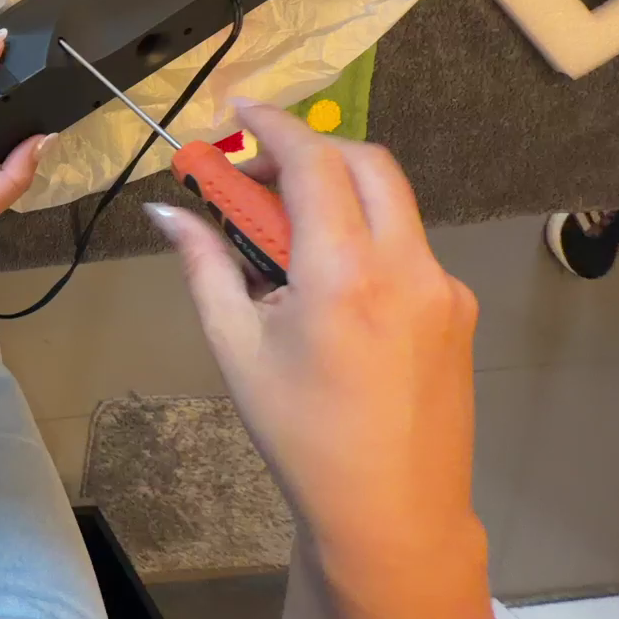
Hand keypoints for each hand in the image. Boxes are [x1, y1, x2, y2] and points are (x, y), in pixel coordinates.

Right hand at [144, 99, 483, 574]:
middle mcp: (408, 267)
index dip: (276, 125)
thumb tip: (163, 211)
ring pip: (388, 199)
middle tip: (251, 173)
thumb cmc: (295, 426)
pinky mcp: (455, 306)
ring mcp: (443, 286)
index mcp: (345, 275)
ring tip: (274, 230)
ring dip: (330, 188)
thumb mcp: (233, 341)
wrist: (391, 508)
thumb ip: (202, 262)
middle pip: (367, 163)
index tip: (240, 109)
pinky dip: (354, 227)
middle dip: (306, 148)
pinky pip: (402, 239)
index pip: (317, 165)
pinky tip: (317, 274)